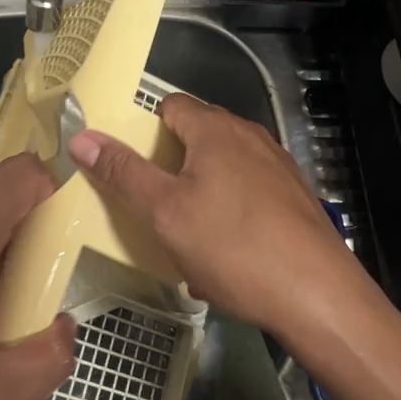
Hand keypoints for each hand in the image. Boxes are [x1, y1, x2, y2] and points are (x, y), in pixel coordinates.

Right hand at [70, 95, 400, 399]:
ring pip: (223, 171)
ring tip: (187, 242)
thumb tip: (83, 136)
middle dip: (172, 171)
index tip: (132, 168)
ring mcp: (277, 165)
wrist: (318, 293)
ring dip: (200, 198)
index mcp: (215, 128)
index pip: (170, 106)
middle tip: (155, 210)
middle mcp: (249, 135)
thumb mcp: (166, 213)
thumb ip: (124, 173)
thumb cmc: (233, 245)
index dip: (145, 132)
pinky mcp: (294, 197)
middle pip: (197, 138)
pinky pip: (248, 196)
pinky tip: (225, 260)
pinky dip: (230, 217)